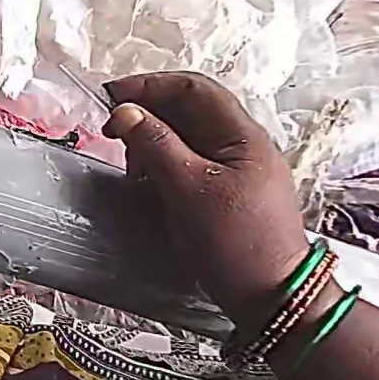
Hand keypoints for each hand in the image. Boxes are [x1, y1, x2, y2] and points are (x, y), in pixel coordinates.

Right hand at [103, 72, 310, 336]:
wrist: (268, 294)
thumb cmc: (233, 240)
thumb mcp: (188, 189)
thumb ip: (155, 145)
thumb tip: (124, 110)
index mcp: (240, 135)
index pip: (192, 89)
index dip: (149, 85)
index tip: (110, 96)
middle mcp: (238, 143)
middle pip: (186, 108)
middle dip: (145, 112)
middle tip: (110, 129)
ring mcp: (230, 165)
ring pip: (182, 133)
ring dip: (149, 138)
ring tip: (129, 162)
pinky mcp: (219, 186)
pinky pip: (183, 158)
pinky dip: (157, 160)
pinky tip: (144, 178)